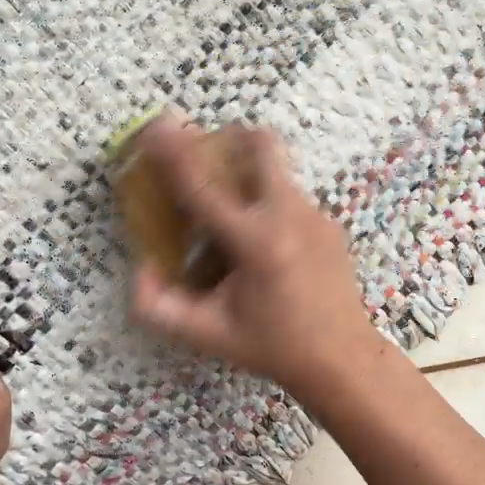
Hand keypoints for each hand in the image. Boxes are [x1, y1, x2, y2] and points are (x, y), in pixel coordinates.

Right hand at [128, 114, 391, 401]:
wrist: (344, 359)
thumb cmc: (271, 346)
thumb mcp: (205, 335)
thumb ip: (159, 307)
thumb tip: (140, 267)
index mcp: (256, 244)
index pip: (205, 188)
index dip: (175, 153)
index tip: (156, 125)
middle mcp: (289, 217)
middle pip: (262, 145)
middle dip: (229, 138)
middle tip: (206, 156)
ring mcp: (315, 214)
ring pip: (274, 169)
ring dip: (246, 176)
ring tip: (230, 216)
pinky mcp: (329, 221)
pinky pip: (288, 195)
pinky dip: (265, 204)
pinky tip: (262, 246)